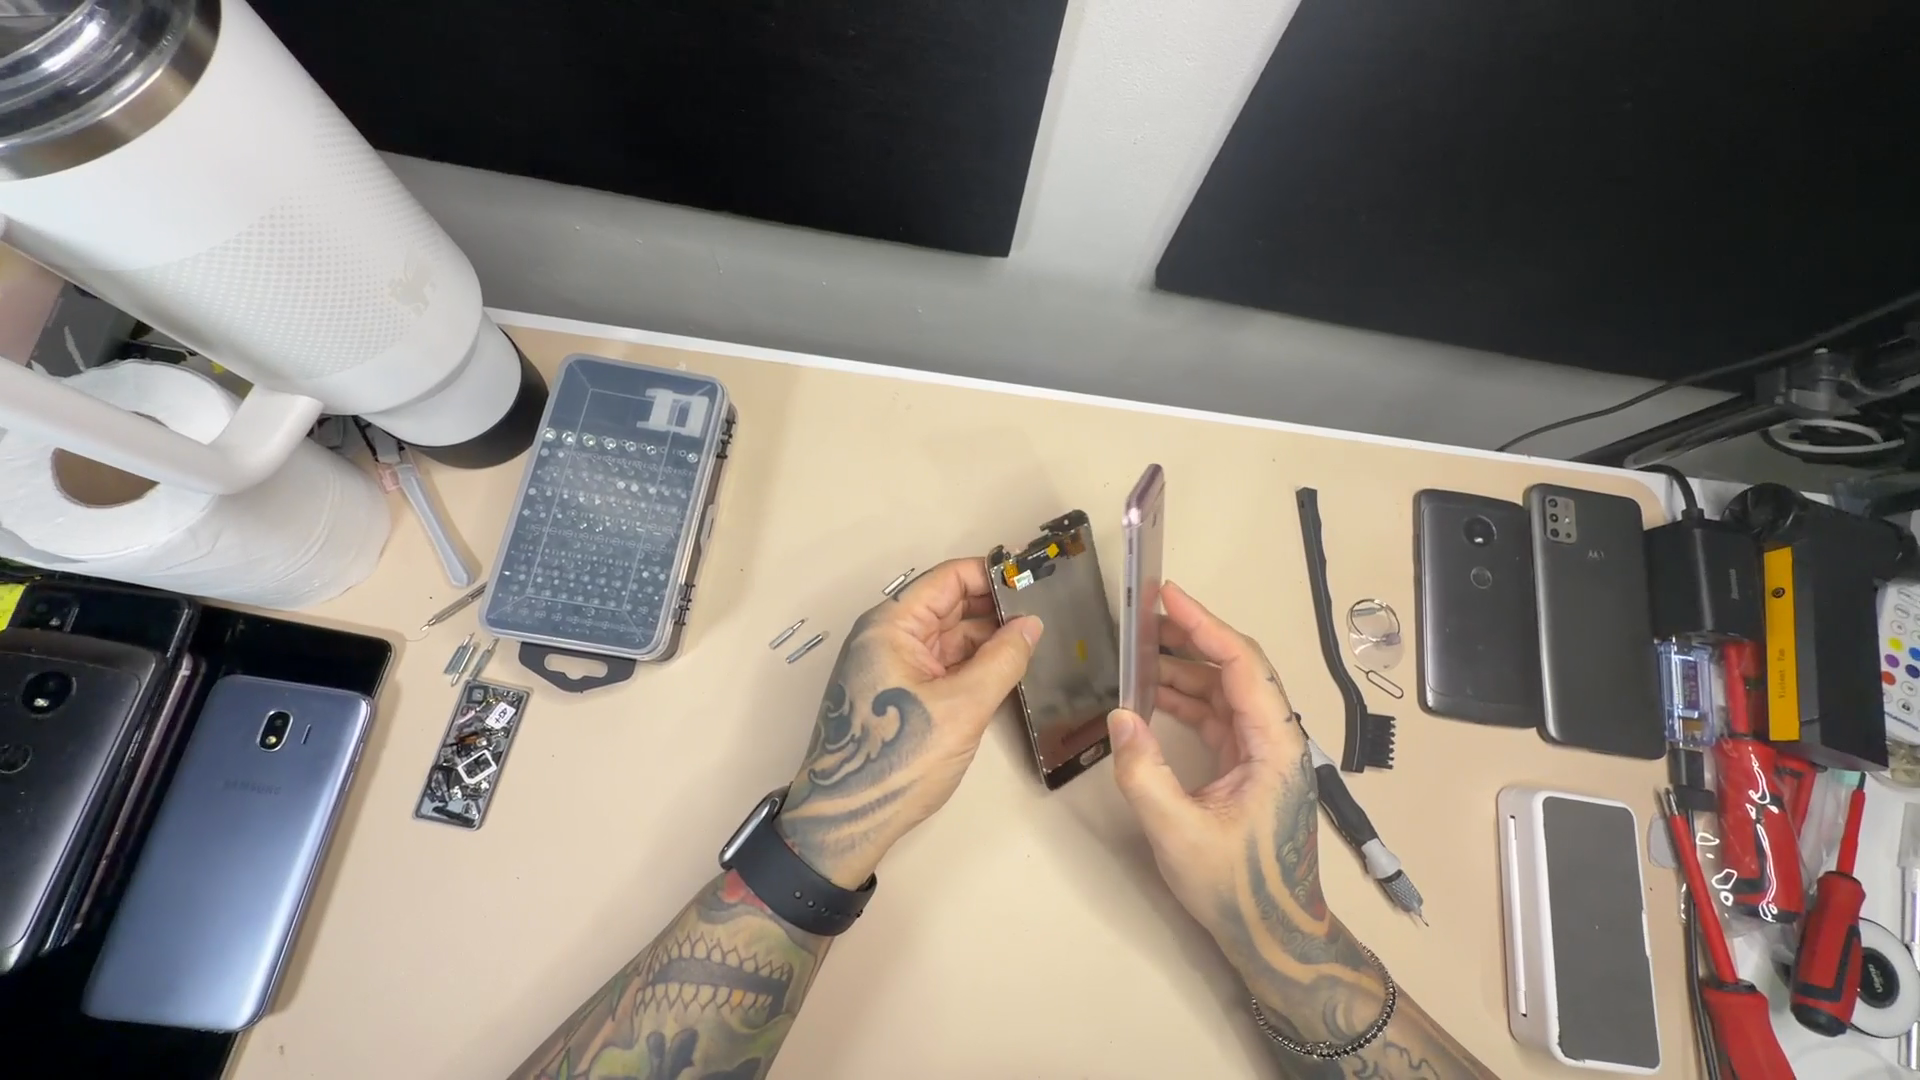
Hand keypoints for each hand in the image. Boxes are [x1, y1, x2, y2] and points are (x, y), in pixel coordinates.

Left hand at [779, 558, 1042, 887]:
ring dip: (987, 637)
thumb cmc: (898, 759)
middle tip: (1043, 611)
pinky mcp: (900, 693)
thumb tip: (1032, 624)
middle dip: (993, 607)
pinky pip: (942, 664)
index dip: (990, 576)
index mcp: (891, 626)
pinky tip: (1006, 667)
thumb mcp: (961, 708)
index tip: (1032, 580)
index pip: (947, 580)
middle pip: (947, 606)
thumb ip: (1002, 661)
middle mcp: (889, 638)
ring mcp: (893, 666)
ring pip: (948, 637)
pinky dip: (973, 663)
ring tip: (1032, 641)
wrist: (846, 823)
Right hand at [1107, 582, 1379, 1017]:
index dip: (1205, 625)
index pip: (1242, 665)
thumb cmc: (1237, 888)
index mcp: (1273, 744)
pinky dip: (1183, 699)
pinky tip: (1151, 694)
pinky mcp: (1246, 764)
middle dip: (1190, 637)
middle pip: (1235, 669)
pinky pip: (1215, 715)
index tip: (1169, 595)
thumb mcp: (1179, 833)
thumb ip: (1143, 773)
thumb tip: (1119, 717)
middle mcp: (1273, 737)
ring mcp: (1260, 750)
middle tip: (1143, 616)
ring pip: (1223, 690)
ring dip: (1183, 667)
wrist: (1274, 935)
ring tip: (1138, 649)